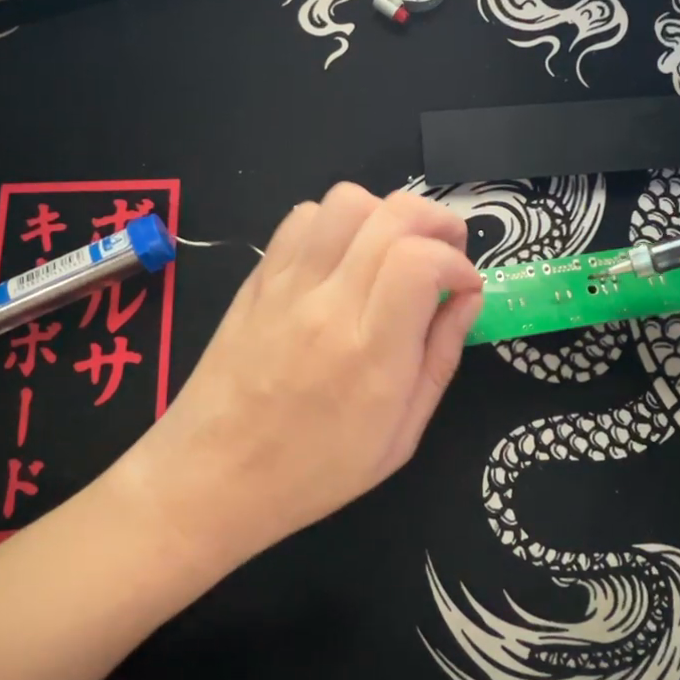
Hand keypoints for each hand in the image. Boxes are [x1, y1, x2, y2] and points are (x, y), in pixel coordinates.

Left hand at [123, 183, 482, 557]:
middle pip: (392, 214)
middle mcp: (328, 304)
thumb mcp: (400, 437)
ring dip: (385, 215)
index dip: (457, 261)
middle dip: (437, 221)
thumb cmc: (314, 472)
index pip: (421, 259)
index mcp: (371, 352)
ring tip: (393, 251)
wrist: (210, 479)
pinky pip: (301, 218)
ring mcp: (286, 285)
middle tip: (446, 253)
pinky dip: (336, 222)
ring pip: (346, 201)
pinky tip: (344, 258)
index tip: (463, 287)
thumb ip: (441, 358)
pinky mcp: (258, 278)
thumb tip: (469, 297)